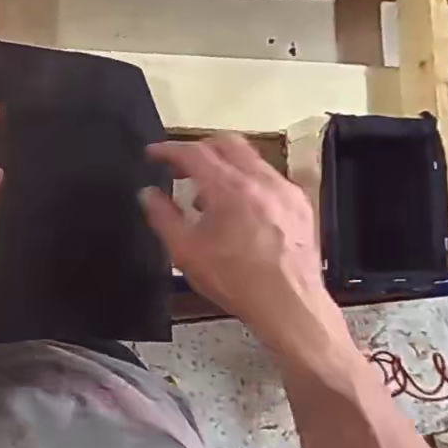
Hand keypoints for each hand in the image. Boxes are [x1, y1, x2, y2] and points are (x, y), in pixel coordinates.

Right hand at [140, 134, 349, 363]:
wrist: (289, 305)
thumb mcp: (185, 252)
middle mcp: (261, 181)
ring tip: (206, 193)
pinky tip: (237, 208)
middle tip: (180, 165)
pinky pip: (269, 178)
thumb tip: (148, 195)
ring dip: (223, 166)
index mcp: (229, 189)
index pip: (193, 152)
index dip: (168, 149)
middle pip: (225, 143)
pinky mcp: (299, 204)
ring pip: (250, 158)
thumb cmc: (239, 282)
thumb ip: (162, 217)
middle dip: (198, 149)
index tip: (154, 153)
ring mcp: (284, 191)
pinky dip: (247, 181)